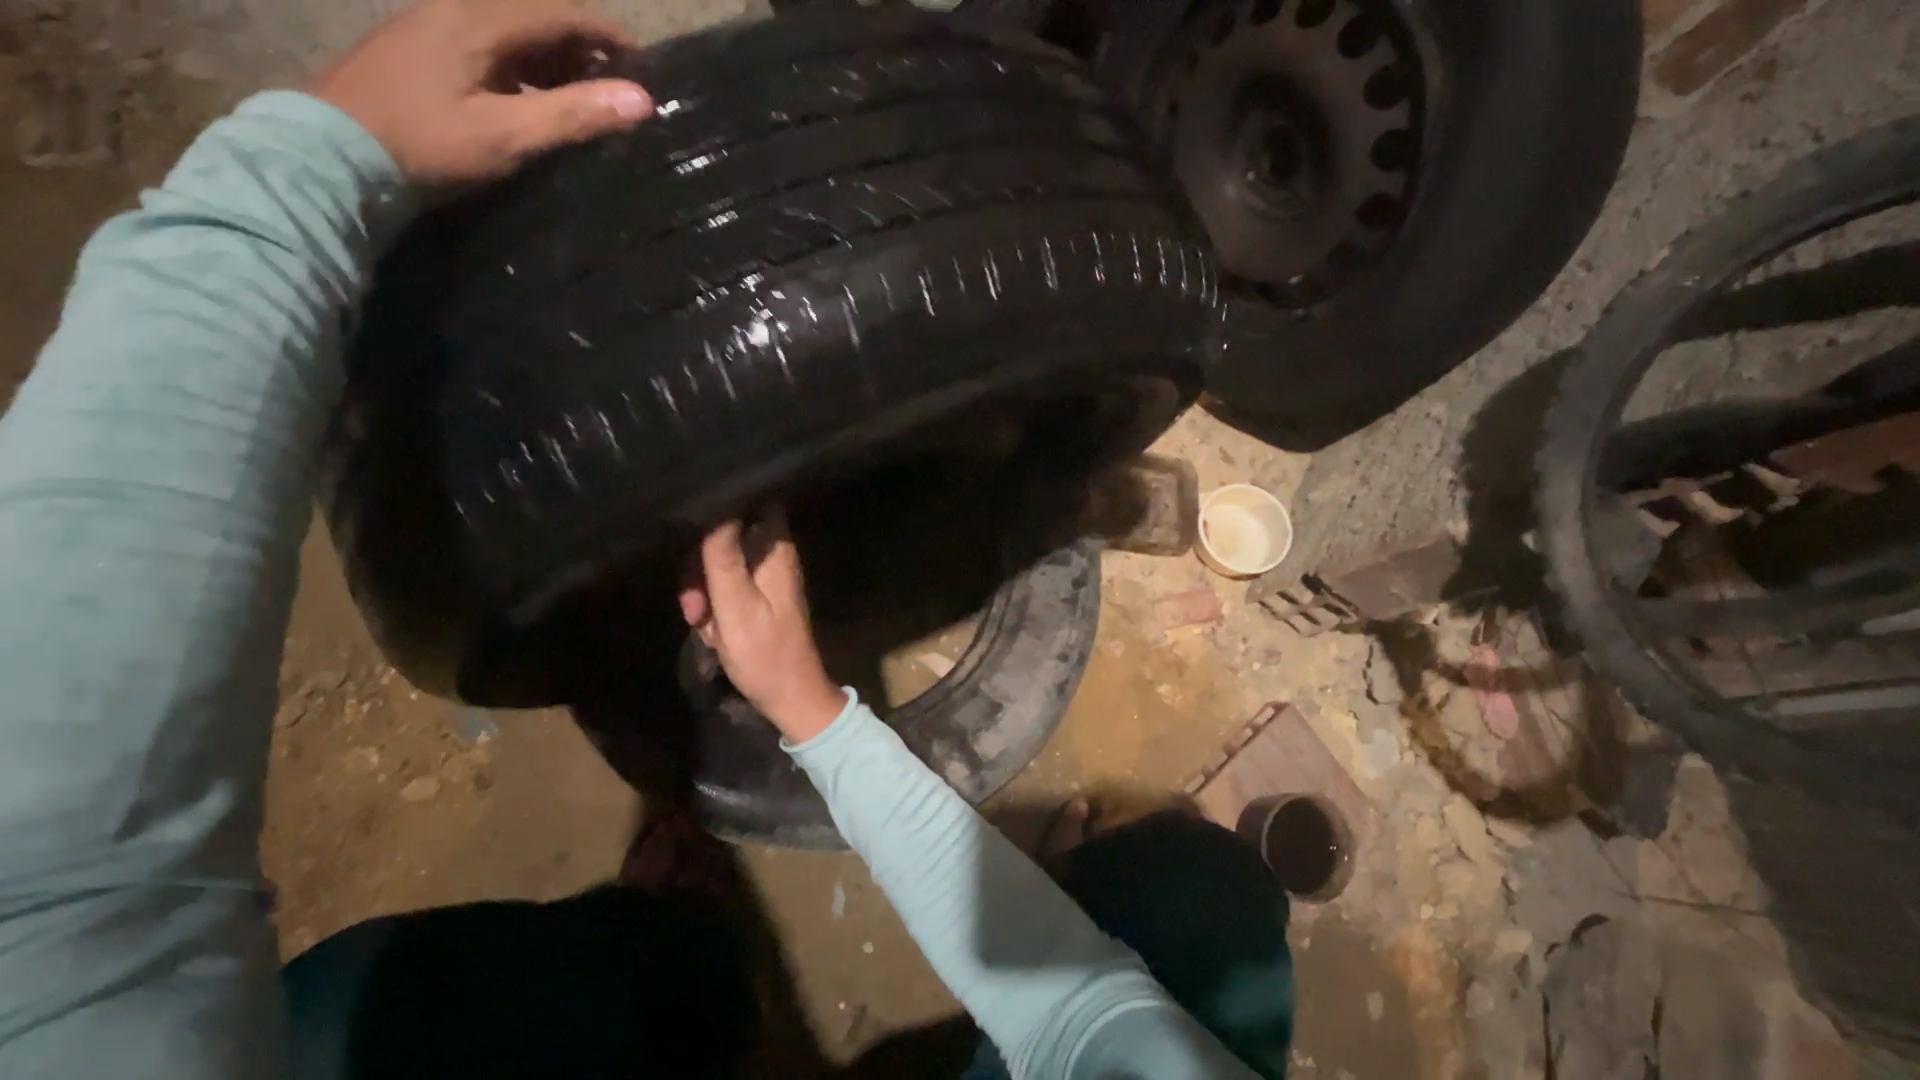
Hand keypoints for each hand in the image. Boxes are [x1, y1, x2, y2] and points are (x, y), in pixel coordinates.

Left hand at [308, 0, 653, 183]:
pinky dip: (522, 69)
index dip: (609, 36)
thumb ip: (573, 115)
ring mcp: (432, 27)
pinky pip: (487, 47)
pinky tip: (530, 103)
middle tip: (616, 91)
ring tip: (581, 101)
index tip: (644, 68)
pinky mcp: (419, 51)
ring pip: (511, 33)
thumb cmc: (424, 143)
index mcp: (479, 19)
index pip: (562, 13)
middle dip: (583, 50)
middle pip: (537, 18)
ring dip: (552, 62)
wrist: (329, 154)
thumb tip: (642, 100)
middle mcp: (455, 9)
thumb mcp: (506, 135)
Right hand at [681, 512, 847, 743]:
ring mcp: (765, 578)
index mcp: (775, 550)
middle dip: (701, 567)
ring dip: (703, 593)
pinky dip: (714, 608)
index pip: (754, 500)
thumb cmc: (764, 651)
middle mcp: (773, 556)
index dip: (724, 503)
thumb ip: (723, 555)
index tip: (694, 522)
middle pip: (727, 535)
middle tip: (693, 604)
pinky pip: (726, 589)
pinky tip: (711, 632)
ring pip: (720, 564)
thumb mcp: (735, 603)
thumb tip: (717, 504)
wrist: (789, 697)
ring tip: (699, 623)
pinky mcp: (757, 598)